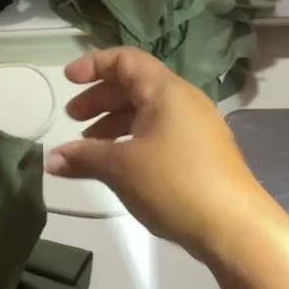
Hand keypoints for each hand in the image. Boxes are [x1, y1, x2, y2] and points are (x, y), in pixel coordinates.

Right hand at [48, 47, 269, 255]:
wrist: (236, 229)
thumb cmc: (175, 183)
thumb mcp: (121, 168)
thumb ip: (83, 157)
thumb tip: (51, 159)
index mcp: (166, 91)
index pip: (125, 60)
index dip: (93, 65)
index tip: (67, 80)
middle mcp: (184, 101)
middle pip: (134, 85)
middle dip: (99, 99)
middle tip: (73, 119)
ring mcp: (197, 127)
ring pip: (147, 112)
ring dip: (114, 123)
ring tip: (90, 148)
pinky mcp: (202, 153)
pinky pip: (160, 132)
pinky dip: (133, 139)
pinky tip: (119, 166)